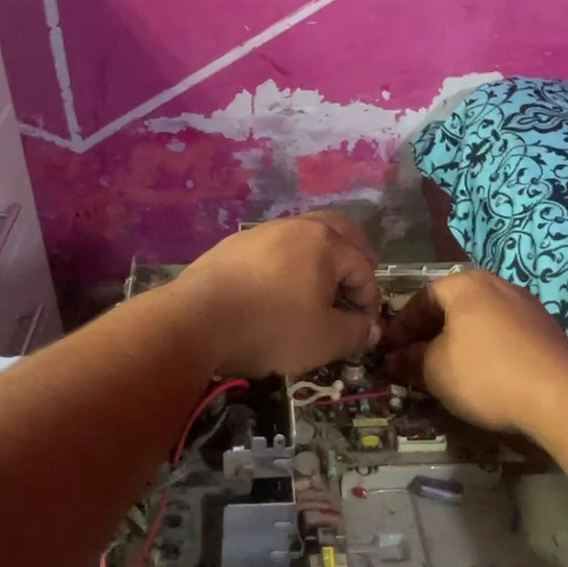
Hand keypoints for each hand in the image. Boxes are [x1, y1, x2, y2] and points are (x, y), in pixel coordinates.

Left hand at [166, 212, 382, 377]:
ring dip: (319, 256)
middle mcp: (296, 226)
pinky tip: (280, 286)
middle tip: (358, 281)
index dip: (370, 299)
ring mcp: (261, 232)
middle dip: (354, 256)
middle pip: (338, 231)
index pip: (362, 268)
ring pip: (303, 235)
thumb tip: (371, 328)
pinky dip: (288, 262)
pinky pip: (273, 247)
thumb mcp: (324, 340)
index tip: (364, 327)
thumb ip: (355, 332)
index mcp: (325, 242)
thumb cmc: (270, 328)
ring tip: (321, 284)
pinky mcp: (234, 245)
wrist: (197, 320)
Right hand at [383, 271, 567, 433]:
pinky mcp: (546, 329)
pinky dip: (486, 349)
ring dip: (458, 342)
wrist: (561, 395)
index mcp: (465, 284)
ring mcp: (526, 305)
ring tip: (446, 370)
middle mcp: (496, 284)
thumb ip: (410, 360)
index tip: (388, 351)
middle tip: (413, 361)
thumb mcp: (435, 370)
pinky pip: (504, 333)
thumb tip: (394, 358)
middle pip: (452, 306)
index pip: (421, 298)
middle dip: (429, 334)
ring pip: (479, 320)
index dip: (401, 327)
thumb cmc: (486, 374)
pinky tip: (483, 375)